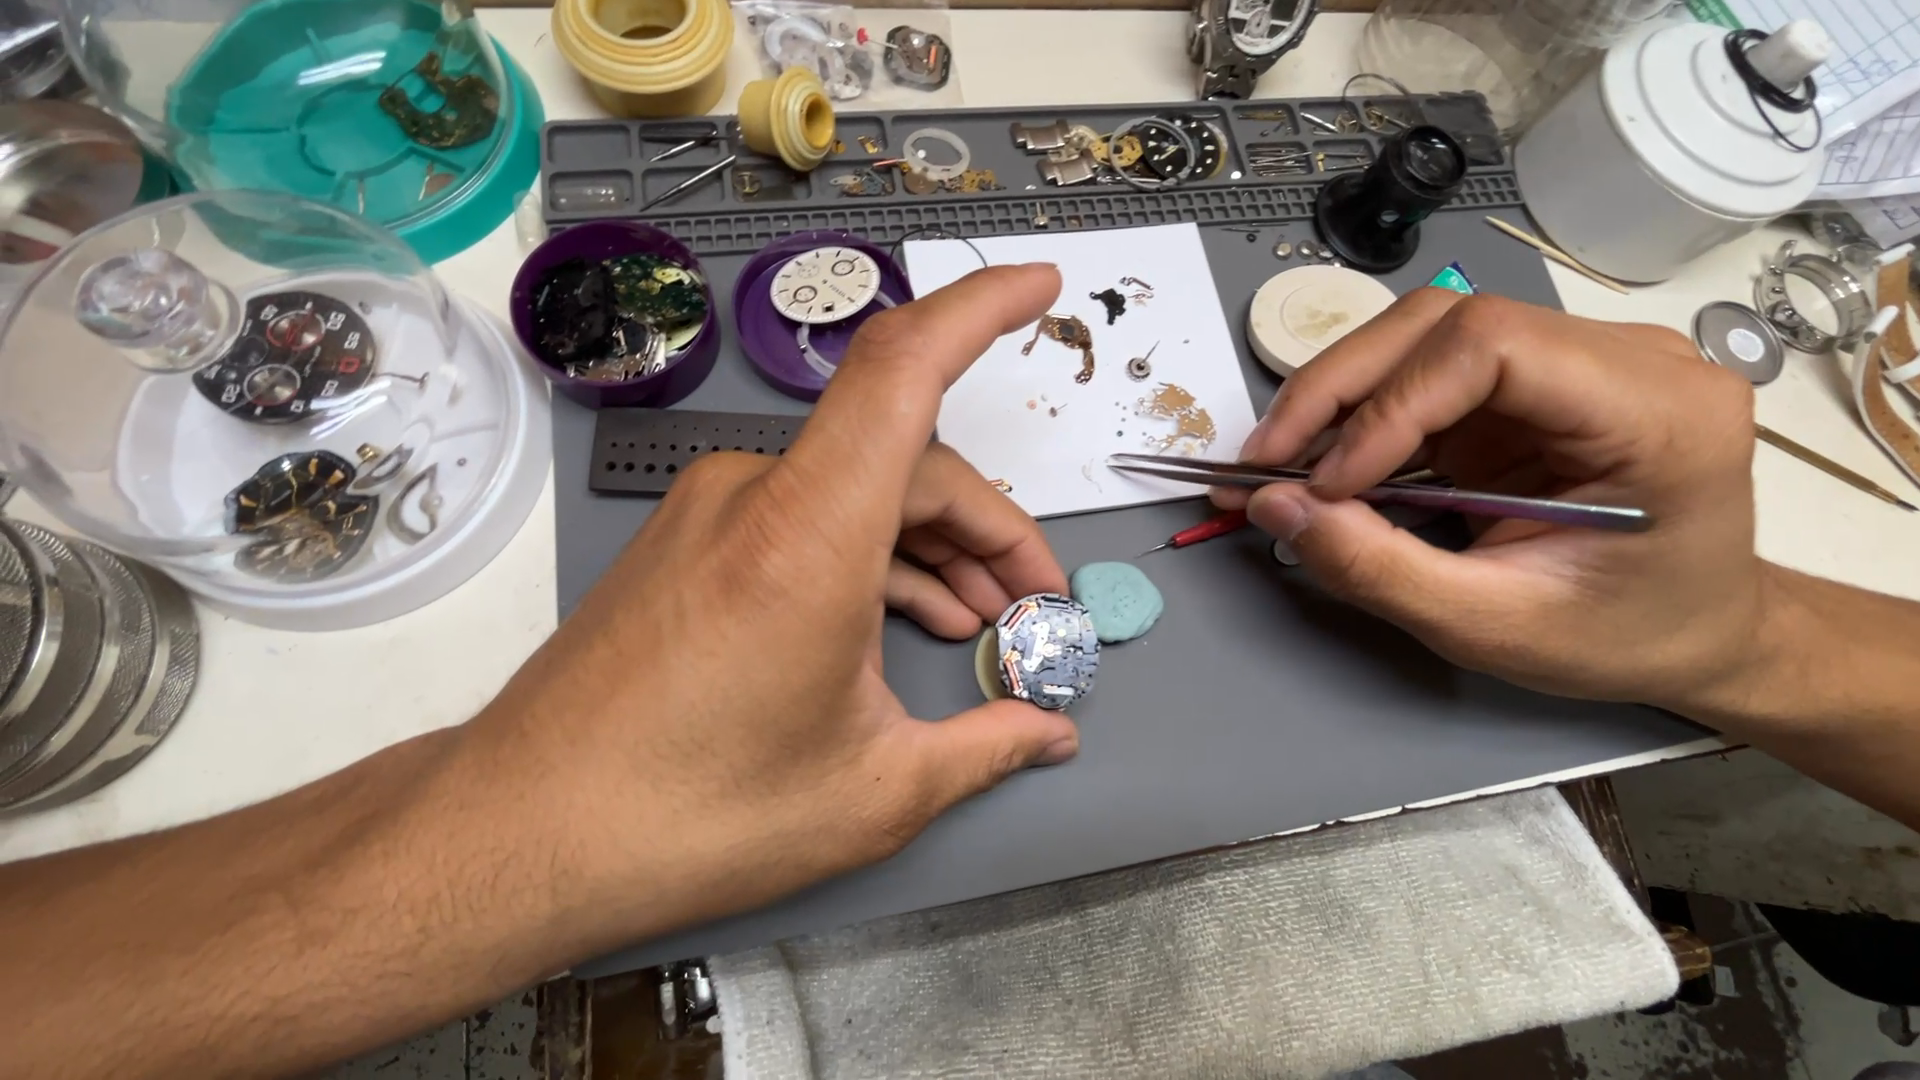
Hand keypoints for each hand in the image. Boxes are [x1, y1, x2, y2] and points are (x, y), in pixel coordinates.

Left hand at [469, 264, 1076, 947]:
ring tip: (980, 622)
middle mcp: (758, 494)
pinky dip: (872, 558)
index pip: (904, 370)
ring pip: (861, 491)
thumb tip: (1051, 735)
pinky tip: (906, 619)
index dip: (981, 310)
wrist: (522, 838)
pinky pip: (810, 518)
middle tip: (1034, 606)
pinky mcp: (694, 538)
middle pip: (910, 462)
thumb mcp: (874, 793)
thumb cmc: (694, 817)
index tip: (1040, 285)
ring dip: (932, 546)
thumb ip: (986, 749)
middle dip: (989, 528)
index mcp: (811, 534)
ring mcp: (717, 509)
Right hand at [1221, 289, 1766, 709]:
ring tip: (1275, 462)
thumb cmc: (1616, 636)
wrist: (1686, 630)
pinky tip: (1313, 457)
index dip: (1389, 405)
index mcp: (1654, 413)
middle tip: (1261, 462)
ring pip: (1414, 335)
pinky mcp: (1512, 387)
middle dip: (1334, 389)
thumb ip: (1377, 568)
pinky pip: (1412, 373)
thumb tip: (1271, 506)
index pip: (1492, 346)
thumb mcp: (1489, 624)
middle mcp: (1616, 360)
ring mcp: (1561, 362)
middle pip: (1439, 322)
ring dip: (1330, 396)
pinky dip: (1348, 414)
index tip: (1328, 486)